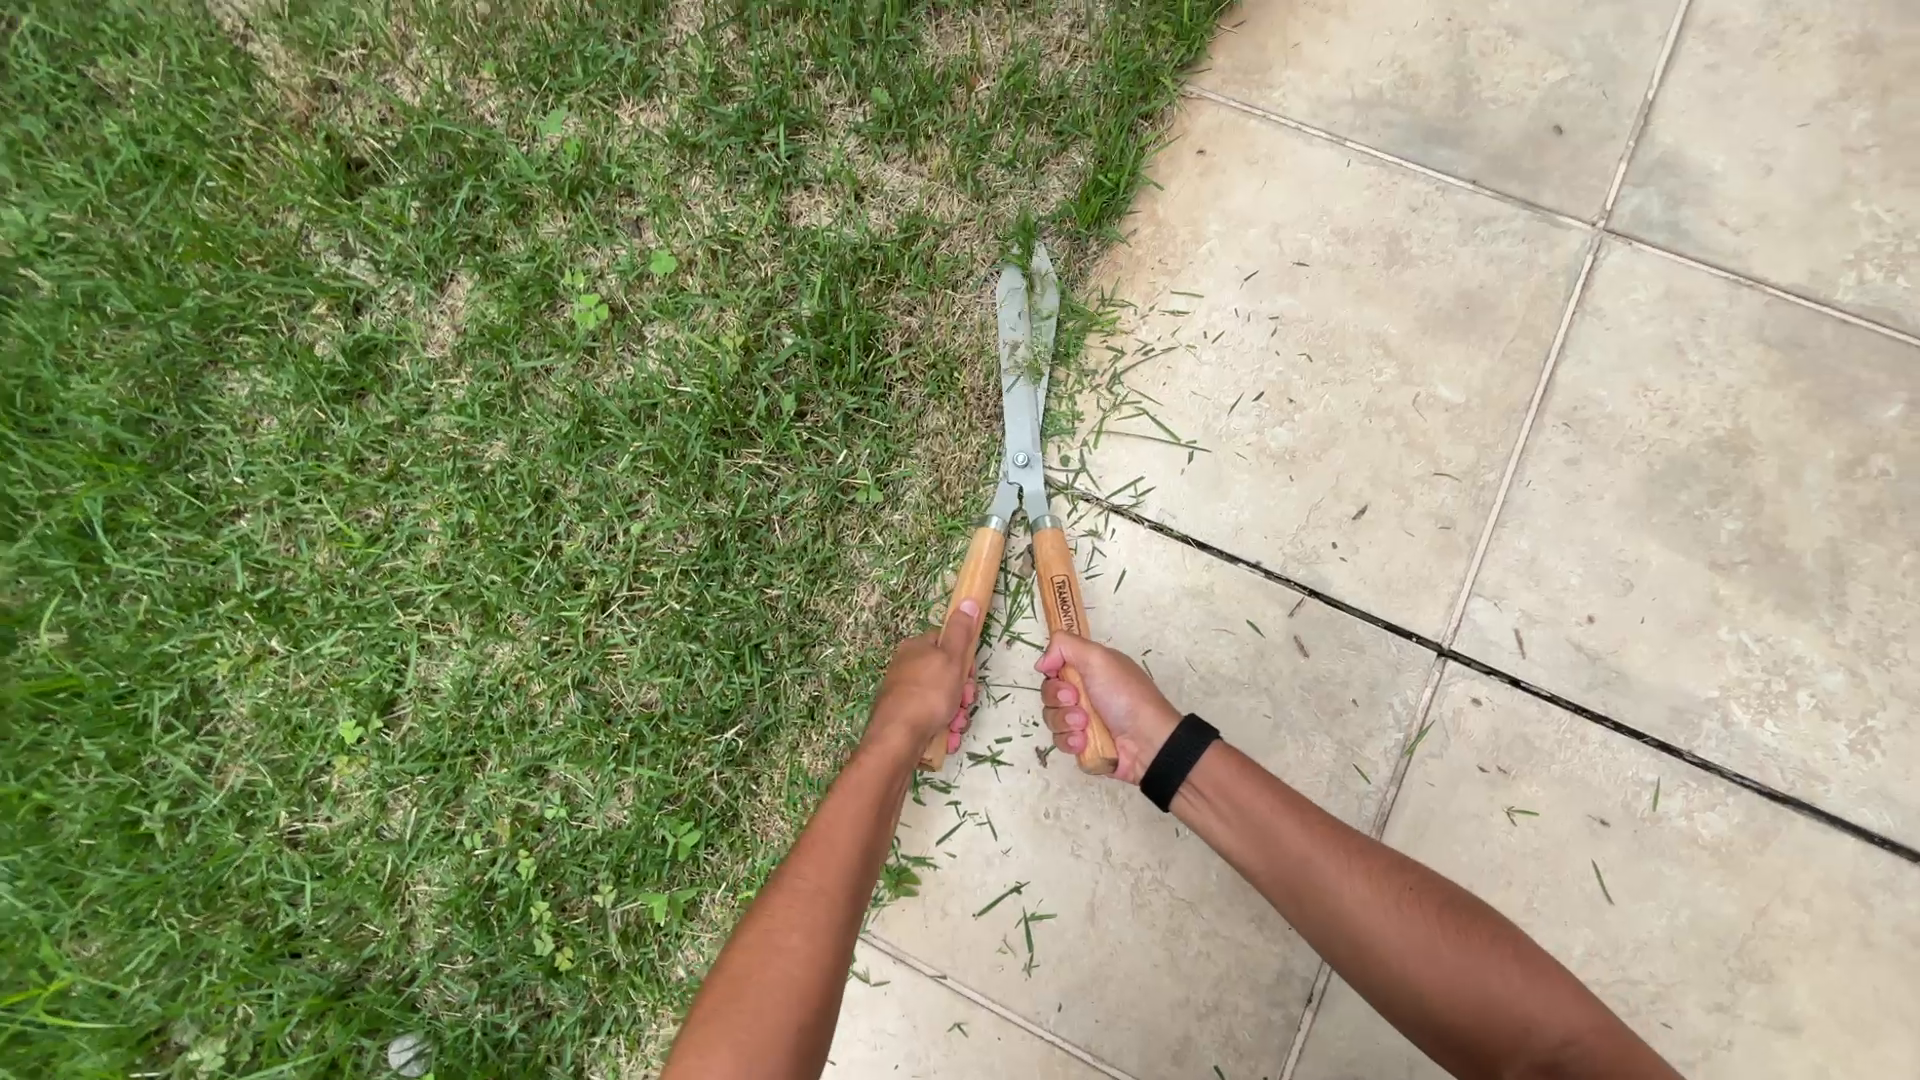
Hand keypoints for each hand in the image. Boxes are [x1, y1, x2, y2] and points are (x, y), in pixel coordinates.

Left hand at [865, 600, 979, 755]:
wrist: (897, 737)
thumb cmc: (928, 693)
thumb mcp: (951, 658)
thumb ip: (961, 631)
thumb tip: (968, 601)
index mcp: (916, 648)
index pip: (946, 644)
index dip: (964, 660)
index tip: (971, 675)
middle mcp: (907, 667)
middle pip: (945, 674)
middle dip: (961, 692)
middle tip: (965, 703)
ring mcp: (903, 693)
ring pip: (940, 699)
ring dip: (955, 713)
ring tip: (956, 726)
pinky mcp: (903, 716)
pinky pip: (930, 717)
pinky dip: (942, 728)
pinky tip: (947, 738)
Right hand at [1035, 634, 1180, 784]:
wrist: (1147, 741)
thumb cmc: (1124, 695)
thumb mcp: (1098, 657)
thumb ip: (1065, 645)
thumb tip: (1042, 662)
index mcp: (1089, 670)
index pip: (1054, 668)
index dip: (1052, 674)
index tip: (1061, 677)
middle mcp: (1085, 693)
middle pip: (1049, 693)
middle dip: (1058, 699)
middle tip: (1076, 701)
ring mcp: (1083, 721)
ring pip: (1051, 719)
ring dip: (1065, 721)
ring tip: (1084, 725)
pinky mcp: (1083, 745)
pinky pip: (1060, 742)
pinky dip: (1070, 741)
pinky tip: (1084, 742)